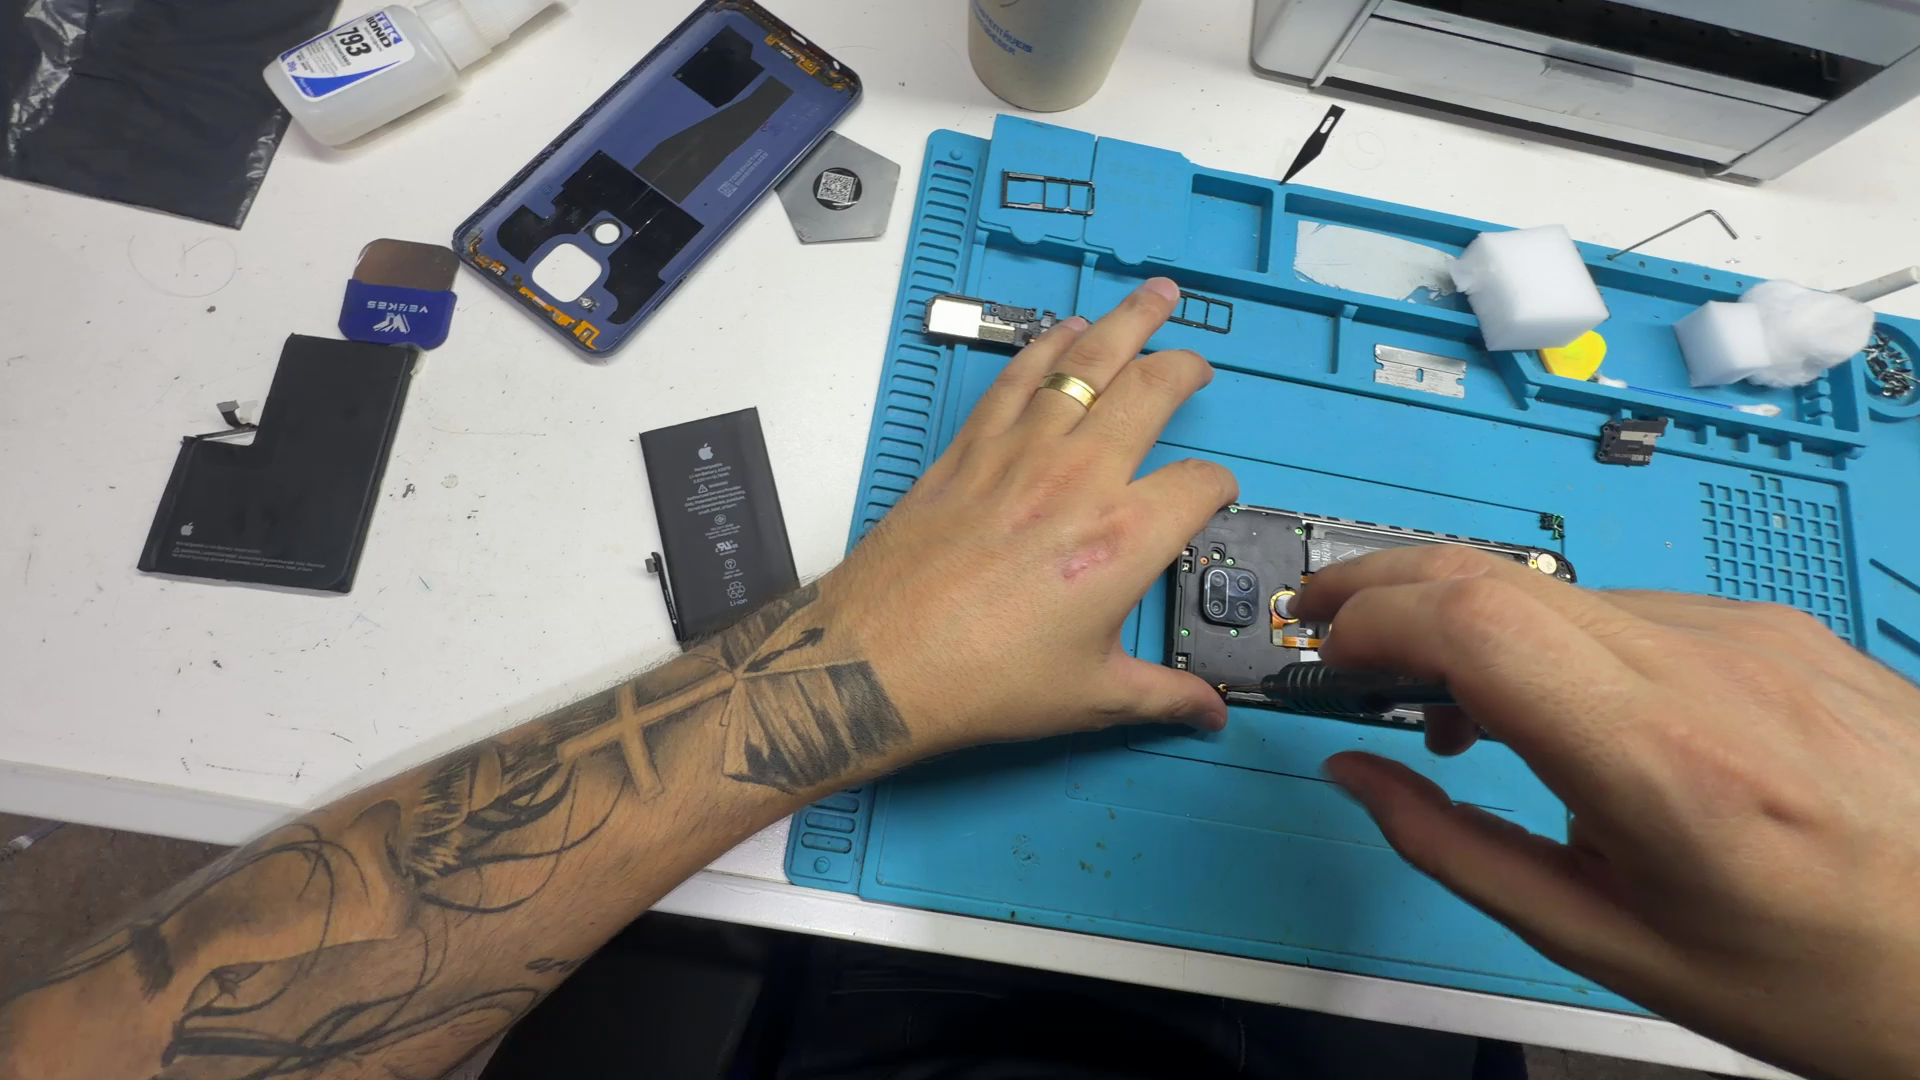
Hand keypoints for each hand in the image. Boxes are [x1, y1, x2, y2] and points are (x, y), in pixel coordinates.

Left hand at [822, 278, 1236, 759]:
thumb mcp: (1091, 696)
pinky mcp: (969, 448)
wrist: (882, 660)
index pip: (1200, 485)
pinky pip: (1017, 377)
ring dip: (1126, 324)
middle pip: (1152, 391)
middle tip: (1197, 363)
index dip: (1217, 489)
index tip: (1209, 497)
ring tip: (1154, 298)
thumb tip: (1210, 712)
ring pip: (1086, 363)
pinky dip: (1046, 347)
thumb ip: (1162, 696)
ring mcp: (1020, 452)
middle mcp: (1080, 477)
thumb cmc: (986, 681)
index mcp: (1125, 537)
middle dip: (1185, 369)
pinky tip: (1063, 332)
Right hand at [1297, 547, 1919, 1079]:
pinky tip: (1546, 702)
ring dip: (1446, 620)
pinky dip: (1526, 636)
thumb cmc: (1817, 979)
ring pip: (1536, 586)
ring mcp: (1742, 629)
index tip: (1327, 660)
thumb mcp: (1604, 942)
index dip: (1372, 620)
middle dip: (1374, 585)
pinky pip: (1601, 606)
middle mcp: (1701, 666)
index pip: (1474, 625)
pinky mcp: (1766, 621)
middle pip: (1485, 573)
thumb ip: (1446, 847)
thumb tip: (1347, 770)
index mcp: (1659, 763)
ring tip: (1441, 703)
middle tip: (1321, 624)